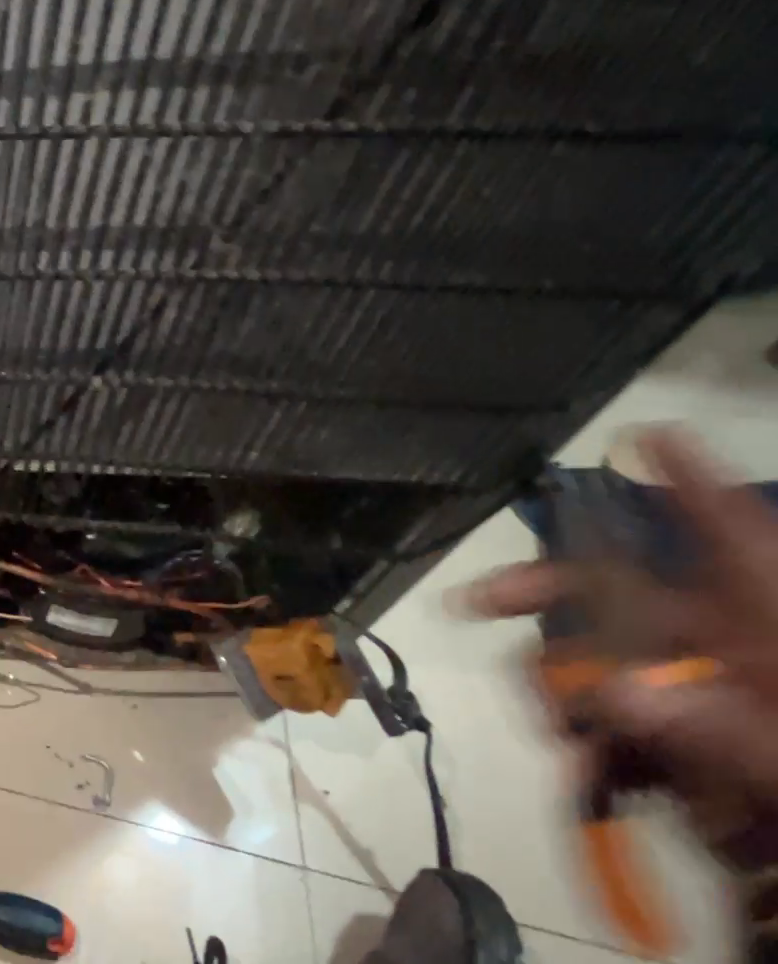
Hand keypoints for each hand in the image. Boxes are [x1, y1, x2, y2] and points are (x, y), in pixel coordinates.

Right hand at [461, 428, 777, 805]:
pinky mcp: (693, 760)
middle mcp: (735, 660)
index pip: (733, 544)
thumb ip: (726, 733)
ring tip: (571, 752)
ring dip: (566, 703)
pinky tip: (598, 783)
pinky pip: (618, 736)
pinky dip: (595, 755)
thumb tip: (614, 689)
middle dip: (544, 602)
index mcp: (773, 641)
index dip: (692, 485)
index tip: (646, 434)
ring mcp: (709, 709)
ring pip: (604, 672)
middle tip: (470, 604)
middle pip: (627, 599)